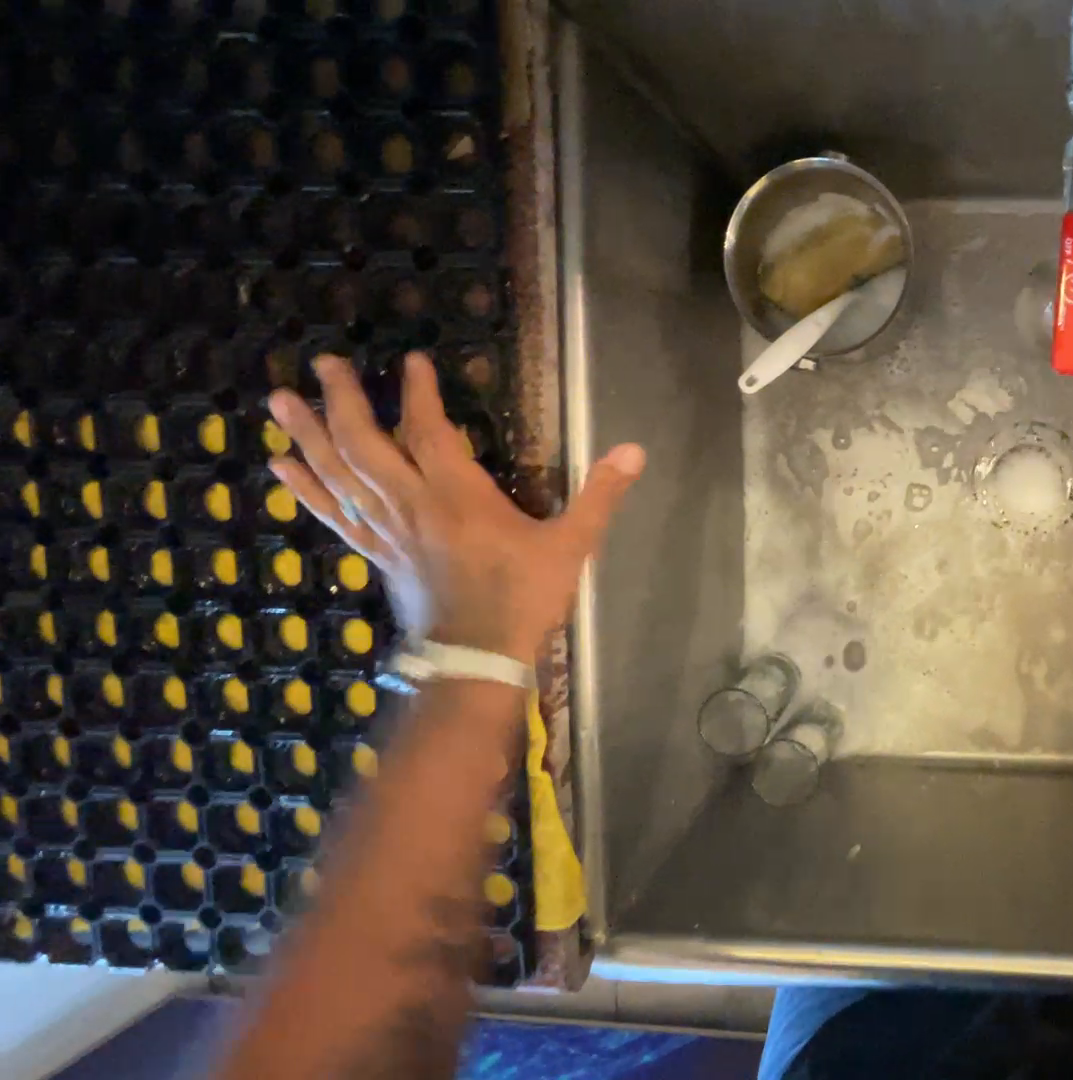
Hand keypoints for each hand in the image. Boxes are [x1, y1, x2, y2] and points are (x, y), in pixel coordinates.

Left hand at [267, 352, 645, 663]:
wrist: (478, 655)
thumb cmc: (525, 596)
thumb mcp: (572, 544)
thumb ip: (599, 495)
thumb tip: (634, 450)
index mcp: (460, 497)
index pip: (430, 433)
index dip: (419, 395)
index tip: (412, 361)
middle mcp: (413, 505)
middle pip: (367, 445)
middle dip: (343, 402)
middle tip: (324, 363)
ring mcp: (388, 531)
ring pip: (340, 475)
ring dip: (308, 436)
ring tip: (277, 401)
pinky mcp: (378, 553)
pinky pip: (334, 515)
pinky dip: (306, 488)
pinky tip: (281, 466)